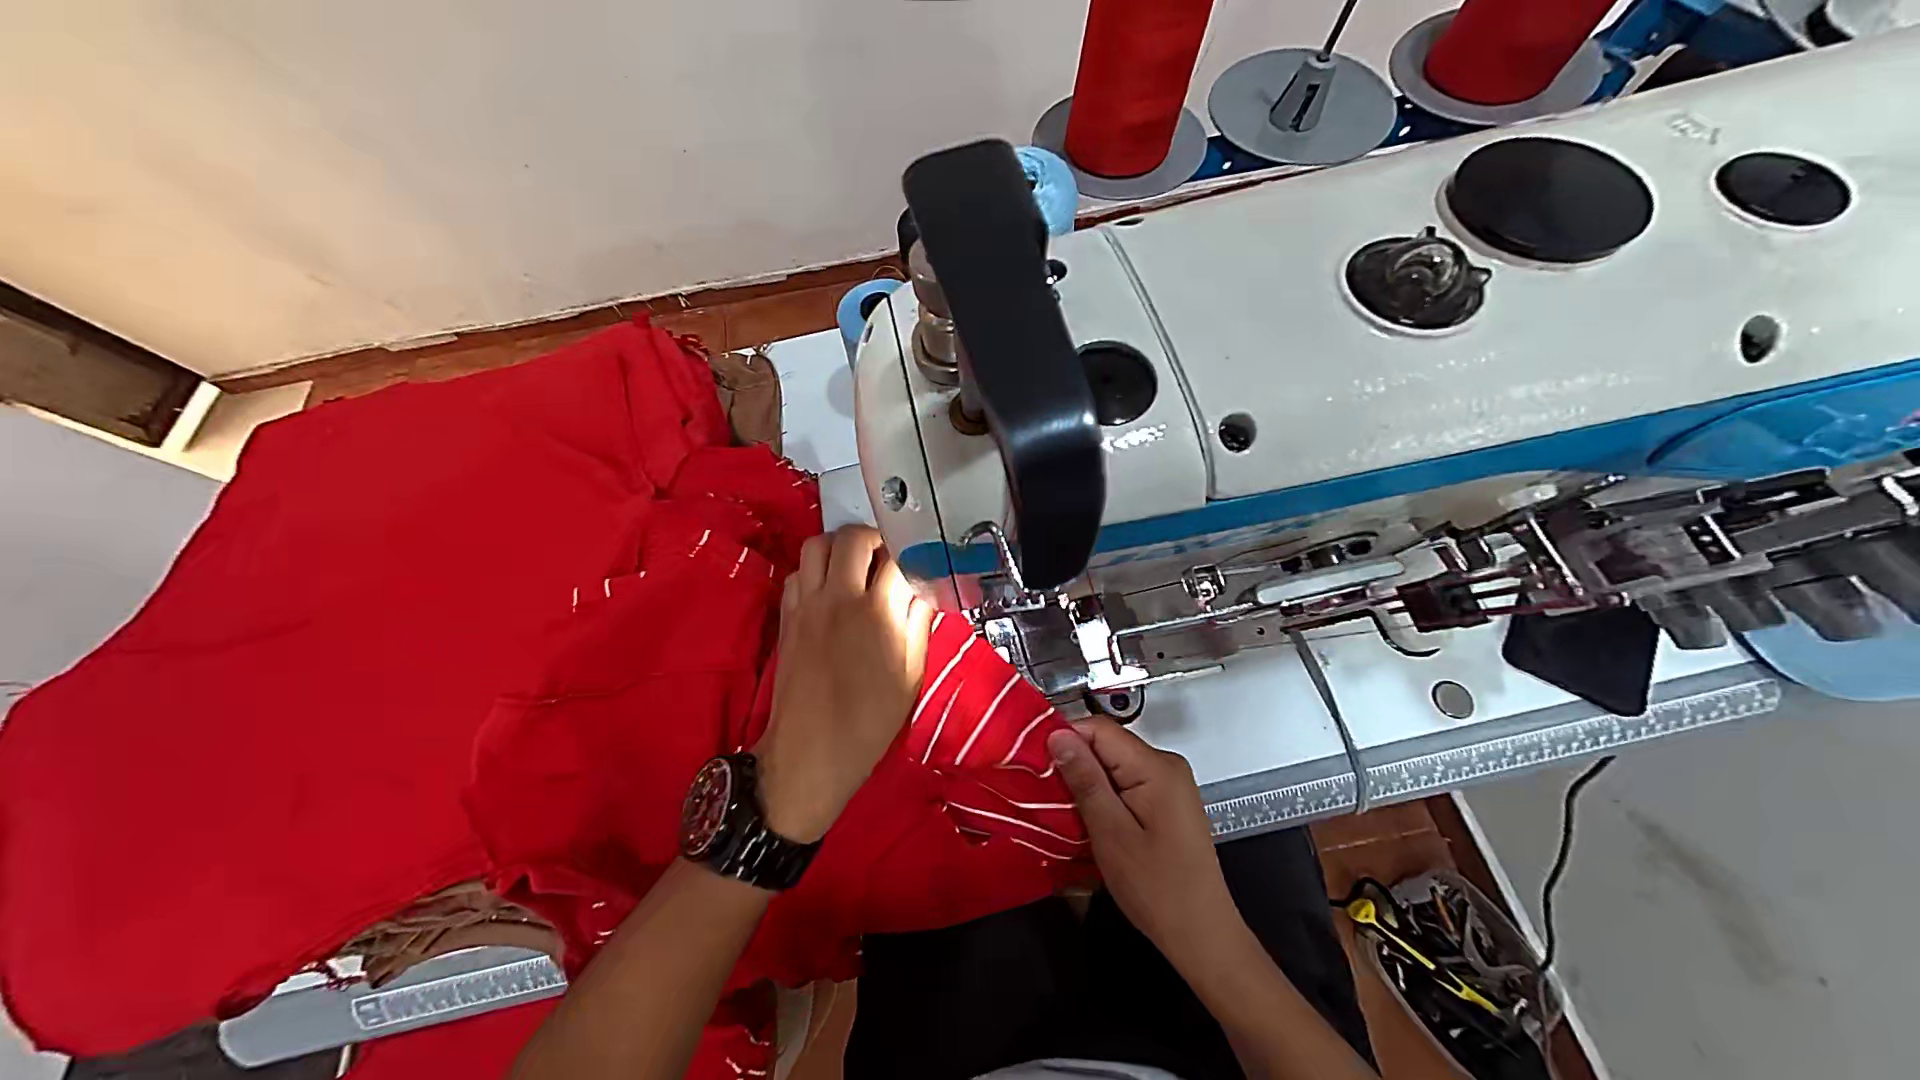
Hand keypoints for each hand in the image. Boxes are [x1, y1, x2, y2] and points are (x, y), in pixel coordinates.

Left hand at [755, 525, 933, 841]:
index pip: (896, 558)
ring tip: (857, 566)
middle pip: (852, 538)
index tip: (919, 565)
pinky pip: (796, 572)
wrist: (810, 753)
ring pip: (816, 545)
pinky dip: (813, 570)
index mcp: (877, 613)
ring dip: (839, 546)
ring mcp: (806, 605)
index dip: (912, 556)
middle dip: (875, 539)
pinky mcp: (786, 617)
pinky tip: (829, 590)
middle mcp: (838, 598)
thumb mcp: (910, 677)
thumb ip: (918, 626)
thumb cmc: (868, 723)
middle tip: (888, 558)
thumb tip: (923, 593)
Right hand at [1047, 718, 1240, 963]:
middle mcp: (1166, 766)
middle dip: (1073, 764)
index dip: (1065, 740)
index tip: (1037, 763)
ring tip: (1064, 811)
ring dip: (1086, 783)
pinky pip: (1124, 782)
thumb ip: (1085, 780)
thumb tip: (1059, 735)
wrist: (1202, 935)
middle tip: (1046, 794)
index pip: (1099, 729)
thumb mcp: (1111, 833)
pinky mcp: (1164, 800)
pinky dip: (1103, 796)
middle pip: (1106, 744)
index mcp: (1157, 768)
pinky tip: (1089, 820)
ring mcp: (1168, 783)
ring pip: (1112, 764)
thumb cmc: (1159, 890)